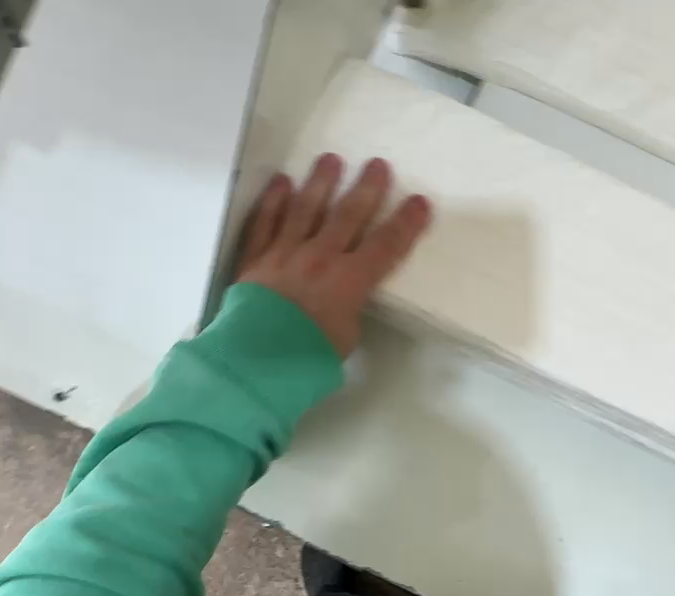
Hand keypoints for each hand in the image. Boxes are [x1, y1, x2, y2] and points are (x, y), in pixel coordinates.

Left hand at [235, 154, 431, 354]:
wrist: (260, 357)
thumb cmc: (309, 356)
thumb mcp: (346, 339)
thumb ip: (349, 312)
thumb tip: (344, 302)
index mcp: (350, 281)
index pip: (386, 246)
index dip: (405, 224)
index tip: (419, 202)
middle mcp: (320, 257)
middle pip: (348, 216)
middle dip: (366, 189)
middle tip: (378, 164)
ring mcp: (285, 253)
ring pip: (305, 209)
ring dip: (320, 183)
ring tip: (330, 159)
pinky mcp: (255, 259)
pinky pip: (265, 223)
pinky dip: (273, 202)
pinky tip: (281, 183)